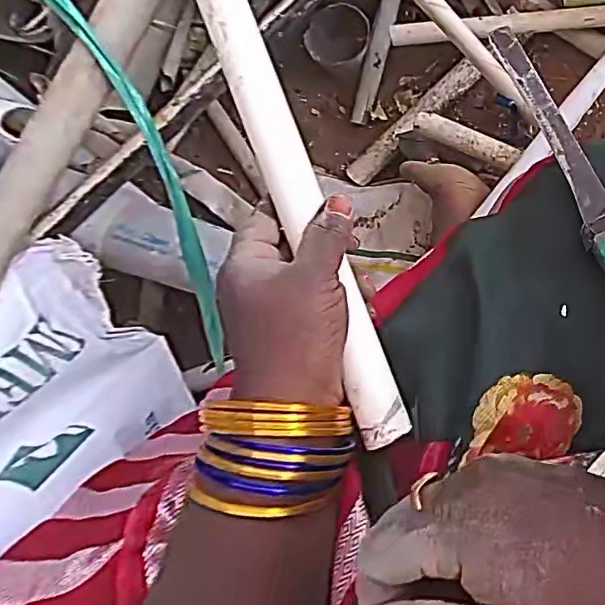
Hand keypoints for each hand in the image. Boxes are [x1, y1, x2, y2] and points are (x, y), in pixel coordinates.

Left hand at [218, 194, 354, 404]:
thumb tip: (336, 207)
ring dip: (345, 280)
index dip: (294, 205)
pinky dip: (345, 302)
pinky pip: (326, 300)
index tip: (319, 200)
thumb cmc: (291, 347)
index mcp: (246, 266)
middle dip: (331, 251)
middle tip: (347, 255)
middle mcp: (259, 285)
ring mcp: (280, 308)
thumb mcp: (314, 279)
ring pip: (318, 273)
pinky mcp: (302, 327)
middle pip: (299, 245)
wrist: (300, 404)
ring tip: (356, 294)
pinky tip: (358, 312)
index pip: (267, 217)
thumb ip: (326, 237)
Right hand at [351, 455, 604, 604]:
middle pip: (391, 533)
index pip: (372, 557)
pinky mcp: (498, 465)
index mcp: (454, 528)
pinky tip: (489, 555)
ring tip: (470, 589)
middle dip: (402, 580)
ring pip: (418, 516)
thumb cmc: (578, 601)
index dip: (381, 603)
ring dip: (428, 556)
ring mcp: (479, 468)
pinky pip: (450, 498)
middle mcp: (457, 485)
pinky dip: (453, 530)